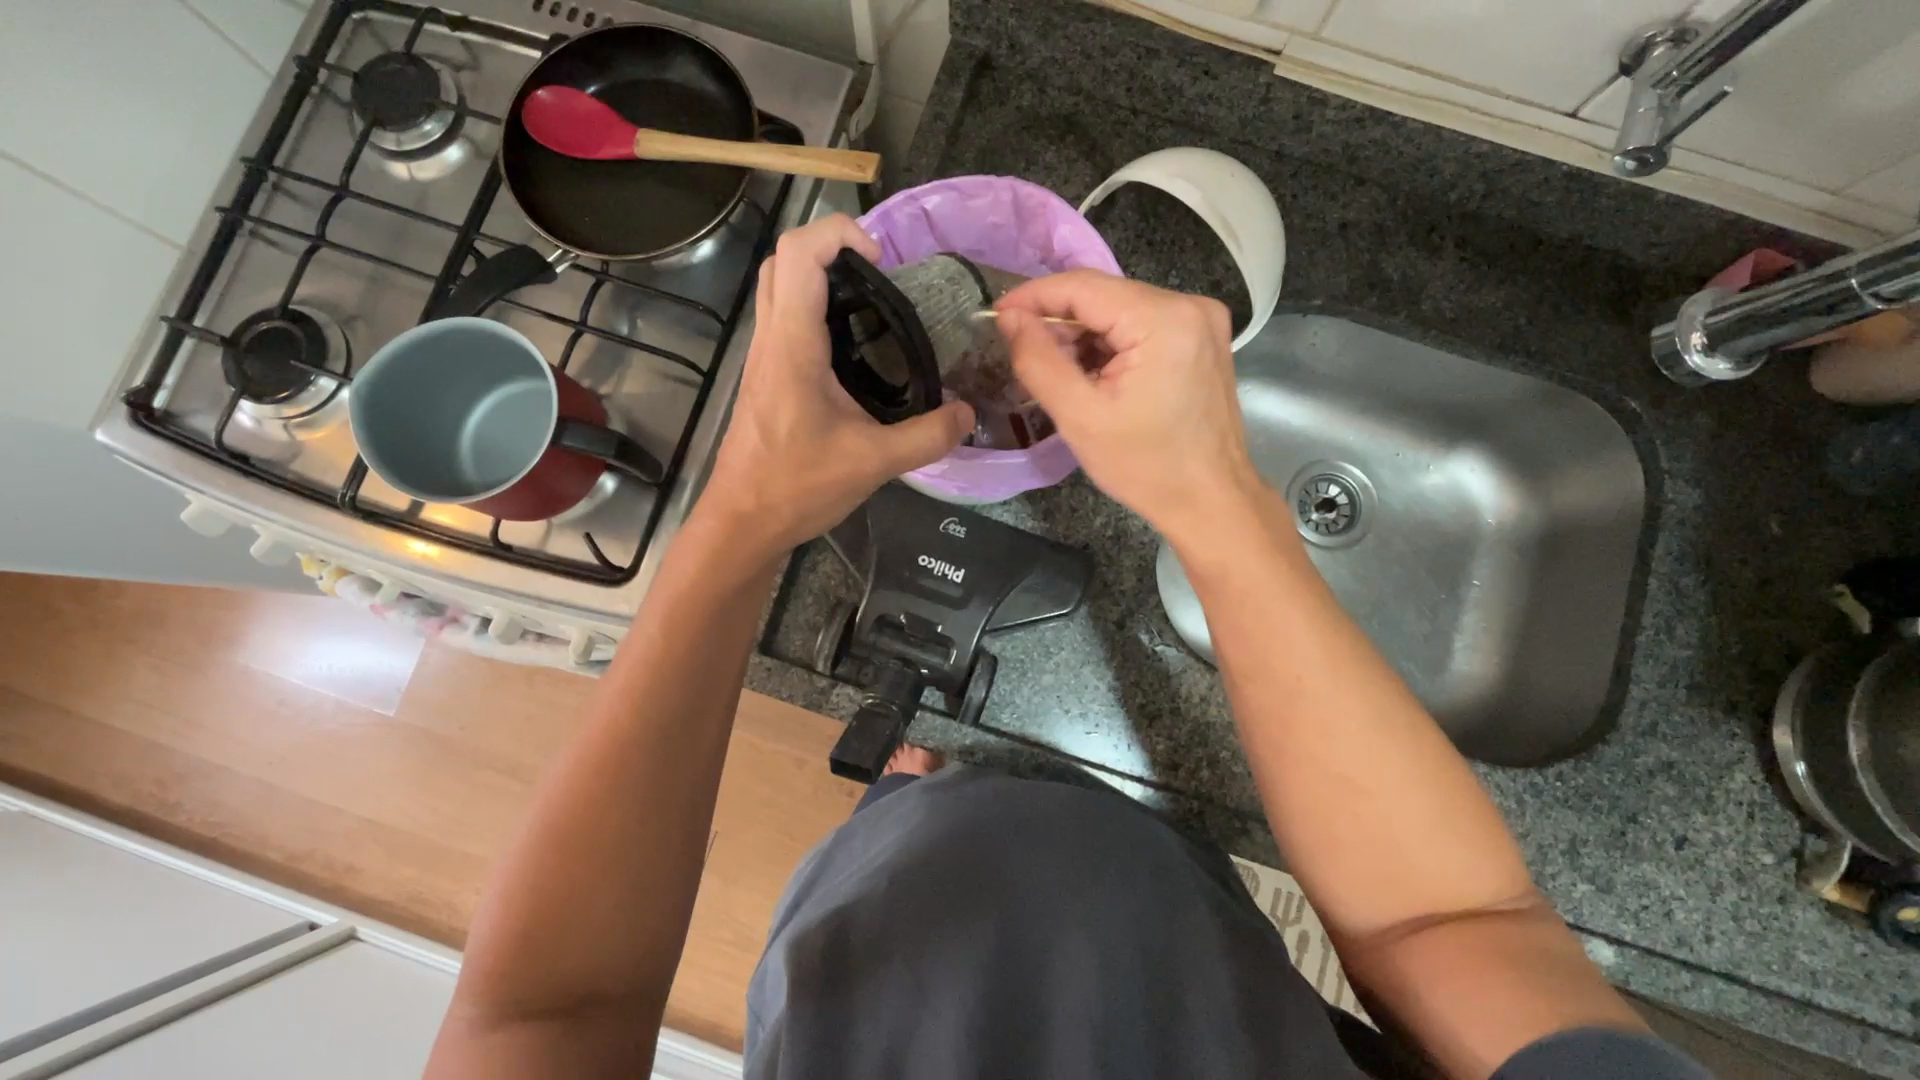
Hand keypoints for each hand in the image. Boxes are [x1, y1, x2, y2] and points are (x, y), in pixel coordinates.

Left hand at [699, 214, 973, 558]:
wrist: (743, 521)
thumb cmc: (797, 487)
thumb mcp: (874, 463)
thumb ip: (927, 436)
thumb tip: (968, 415)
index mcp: (793, 345)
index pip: (800, 253)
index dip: (840, 234)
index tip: (883, 262)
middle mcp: (771, 339)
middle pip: (782, 258)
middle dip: (830, 247)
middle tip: (878, 278)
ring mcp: (762, 356)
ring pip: (777, 286)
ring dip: (818, 276)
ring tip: (871, 305)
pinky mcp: (764, 376)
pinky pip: (782, 318)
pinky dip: (812, 308)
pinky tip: (852, 347)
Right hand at [996, 272, 1261, 541]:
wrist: (1211, 501)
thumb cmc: (1146, 467)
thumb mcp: (1080, 417)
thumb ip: (1039, 361)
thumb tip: (1009, 318)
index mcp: (1164, 320)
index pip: (1083, 286)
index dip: (1033, 297)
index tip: (997, 317)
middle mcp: (1189, 305)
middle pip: (1103, 295)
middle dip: (1058, 322)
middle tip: (1024, 356)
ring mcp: (1201, 319)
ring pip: (1119, 310)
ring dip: (1083, 336)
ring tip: (1058, 374)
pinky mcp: (1202, 338)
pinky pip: (1141, 325)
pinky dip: (1110, 344)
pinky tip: (1093, 377)